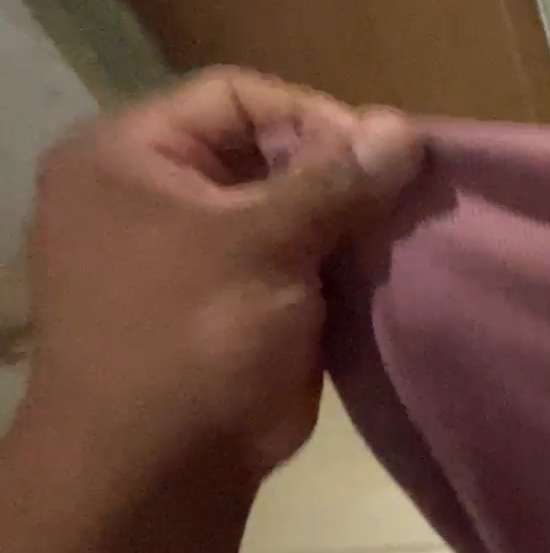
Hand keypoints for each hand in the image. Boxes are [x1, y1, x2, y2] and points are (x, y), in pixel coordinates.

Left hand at [20, 67, 421, 480]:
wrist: (170, 454)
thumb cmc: (190, 335)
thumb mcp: (258, 244)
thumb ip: (334, 184)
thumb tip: (405, 127)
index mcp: (137, 158)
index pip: (239, 98)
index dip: (315, 118)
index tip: (381, 163)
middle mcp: (174, 193)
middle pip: (278, 150)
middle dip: (348, 173)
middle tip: (406, 202)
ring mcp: (218, 247)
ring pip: (307, 206)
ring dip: (361, 220)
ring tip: (408, 237)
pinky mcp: (262, 294)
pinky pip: (319, 254)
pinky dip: (359, 257)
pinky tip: (395, 268)